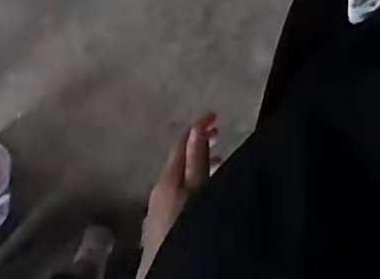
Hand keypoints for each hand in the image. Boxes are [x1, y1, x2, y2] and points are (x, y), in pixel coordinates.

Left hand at [139, 113, 217, 276]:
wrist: (167, 272)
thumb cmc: (185, 227)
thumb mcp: (196, 192)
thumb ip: (196, 161)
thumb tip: (196, 128)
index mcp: (167, 177)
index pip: (182, 141)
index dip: (198, 126)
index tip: (216, 116)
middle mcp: (160, 187)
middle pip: (180, 156)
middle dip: (199, 142)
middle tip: (220, 133)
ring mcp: (159, 205)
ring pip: (181, 174)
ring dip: (199, 162)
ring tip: (220, 159)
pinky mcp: (163, 221)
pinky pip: (180, 188)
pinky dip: (194, 178)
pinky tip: (206, 188)